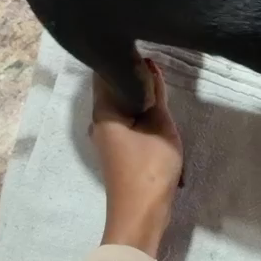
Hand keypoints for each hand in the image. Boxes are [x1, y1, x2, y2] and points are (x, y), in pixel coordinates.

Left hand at [91, 60, 182, 255]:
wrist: (140, 215)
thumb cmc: (150, 168)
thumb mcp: (161, 126)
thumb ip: (156, 95)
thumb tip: (150, 68)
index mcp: (104, 111)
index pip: (104, 70)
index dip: (122, 55)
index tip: (142, 45)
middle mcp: (99, 121)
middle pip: (113, 88)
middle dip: (134, 75)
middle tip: (158, 64)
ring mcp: (107, 137)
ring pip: (121, 106)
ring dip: (140, 96)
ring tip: (161, 86)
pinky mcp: (117, 150)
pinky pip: (126, 121)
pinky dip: (140, 113)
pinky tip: (157, 112)